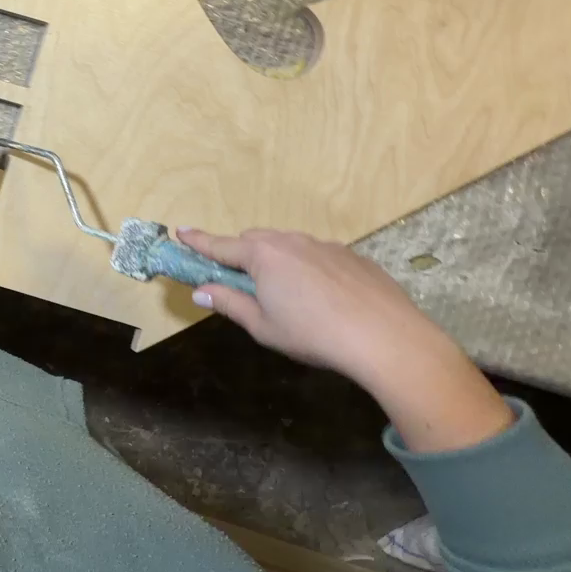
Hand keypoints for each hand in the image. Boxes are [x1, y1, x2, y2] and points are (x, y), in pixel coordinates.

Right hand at [178, 227, 512, 451]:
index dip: (197, 241)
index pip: (219, 245)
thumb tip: (201, 291)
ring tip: (285, 292)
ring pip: (289, 245)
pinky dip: (308, 267)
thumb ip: (229, 304)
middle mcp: (291, 242)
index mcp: (263, 257)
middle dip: (241, 253)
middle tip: (239, 279)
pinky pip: (319, 255)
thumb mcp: (263, 327)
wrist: (390, 341)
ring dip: (276, 260)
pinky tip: (323, 297)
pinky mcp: (355, 258)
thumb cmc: (314, 336)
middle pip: (255, 240)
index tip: (180, 231)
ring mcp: (326, 247)